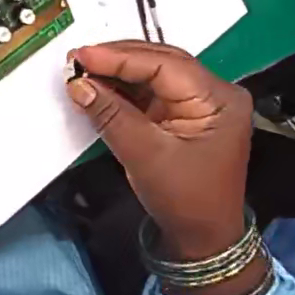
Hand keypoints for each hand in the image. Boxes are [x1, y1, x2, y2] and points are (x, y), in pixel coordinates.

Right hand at [65, 42, 265, 294]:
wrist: (203, 237)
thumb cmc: (184, 199)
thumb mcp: (145, 155)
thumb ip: (111, 115)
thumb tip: (78, 84)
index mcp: (218, 99)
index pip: (165, 64)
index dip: (120, 58)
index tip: (81, 56)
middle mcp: (213, 92)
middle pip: (161, 60)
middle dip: (117, 58)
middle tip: (76, 59)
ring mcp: (197, 101)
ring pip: (153, 72)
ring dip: (116, 70)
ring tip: (81, 68)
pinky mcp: (181, 112)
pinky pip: (149, 90)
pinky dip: (122, 86)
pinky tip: (98, 83)